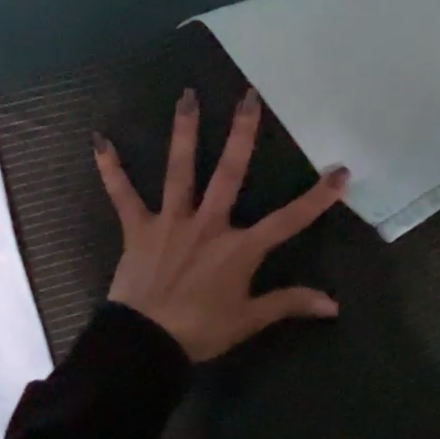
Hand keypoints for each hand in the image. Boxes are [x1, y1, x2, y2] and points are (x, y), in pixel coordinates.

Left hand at [92, 87, 349, 361]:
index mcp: (240, 248)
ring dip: (185, 131)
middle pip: (230, 173)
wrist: (145, 343)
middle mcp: (208, 224)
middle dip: (242, 133)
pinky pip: (122, 194)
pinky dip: (111, 168)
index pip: (288, 219)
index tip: (340, 171)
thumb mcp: (249, 320)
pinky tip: (99, 140)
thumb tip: (333, 305)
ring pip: (180, 169)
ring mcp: (171, 221)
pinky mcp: (138, 228)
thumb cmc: (200, 331)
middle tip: (249, 96)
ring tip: (188, 95)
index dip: (317, 197)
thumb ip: (290, 304)